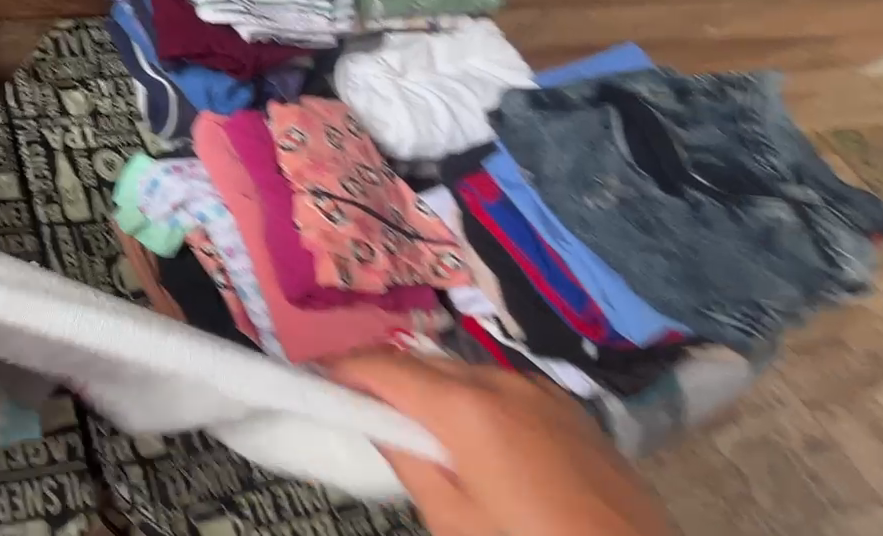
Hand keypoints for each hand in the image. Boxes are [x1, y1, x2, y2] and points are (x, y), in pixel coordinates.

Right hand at [326, 351, 676, 535]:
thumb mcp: (455, 523)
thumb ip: (406, 460)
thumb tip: (376, 421)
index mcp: (464, 407)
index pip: (380, 366)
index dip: (340, 368)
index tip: (311, 377)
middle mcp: (498, 380)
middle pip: (419, 362)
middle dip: (380, 375)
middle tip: (352, 399)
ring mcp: (540, 391)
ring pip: (459, 371)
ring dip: (426, 385)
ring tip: (410, 418)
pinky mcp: (571, 410)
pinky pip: (499, 387)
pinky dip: (469, 397)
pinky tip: (472, 433)